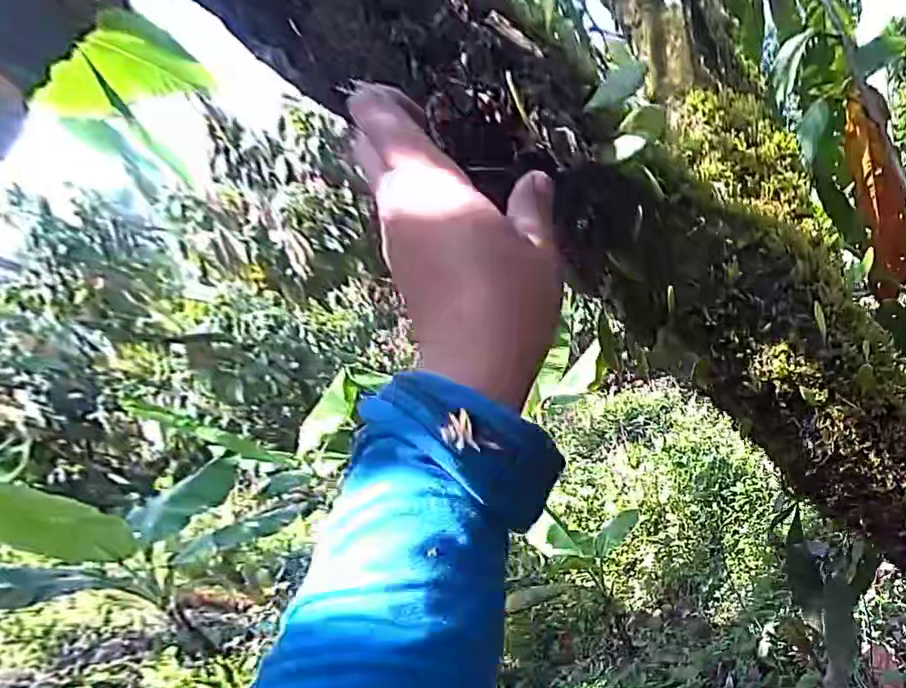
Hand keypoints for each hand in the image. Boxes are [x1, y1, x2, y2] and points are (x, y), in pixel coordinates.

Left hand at [348, 83, 562, 409]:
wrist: (475, 367)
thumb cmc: (512, 302)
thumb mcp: (539, 253)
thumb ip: (533, 208)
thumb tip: (537, 179)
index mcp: (427, 181)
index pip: (375, 112)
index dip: (391, 101)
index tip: (431, 113)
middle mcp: (395, 201)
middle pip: (366, 144)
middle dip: (391, 135)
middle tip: (444, 149)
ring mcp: (391, 237)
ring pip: (381, 185)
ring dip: (407, 178)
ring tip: (459, 196)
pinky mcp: (398, 267)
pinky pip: (397, 220)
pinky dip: (416, 213)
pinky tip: (457, 235)